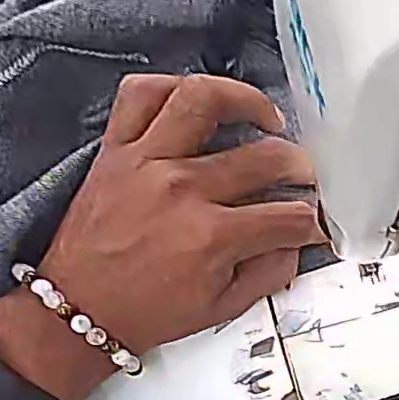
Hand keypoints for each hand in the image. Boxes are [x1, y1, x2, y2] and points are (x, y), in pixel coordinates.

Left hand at [0, 74, 324, 399]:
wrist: (83, 310)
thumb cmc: (147, 312)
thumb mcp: (221, 307)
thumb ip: (268, 274)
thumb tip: (295, 245)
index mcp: (212, 238)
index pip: (288, 217)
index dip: (313, 221)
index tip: (315, 222)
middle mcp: (183, 191)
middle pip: (264, 158)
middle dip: (300, 168)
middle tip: (303, 176)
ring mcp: (147, 162)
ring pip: (204, 100)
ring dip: (246, 100)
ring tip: (264, 117)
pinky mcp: (116, 150)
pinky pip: (141, 94)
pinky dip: (173, 87)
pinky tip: (196, 103)